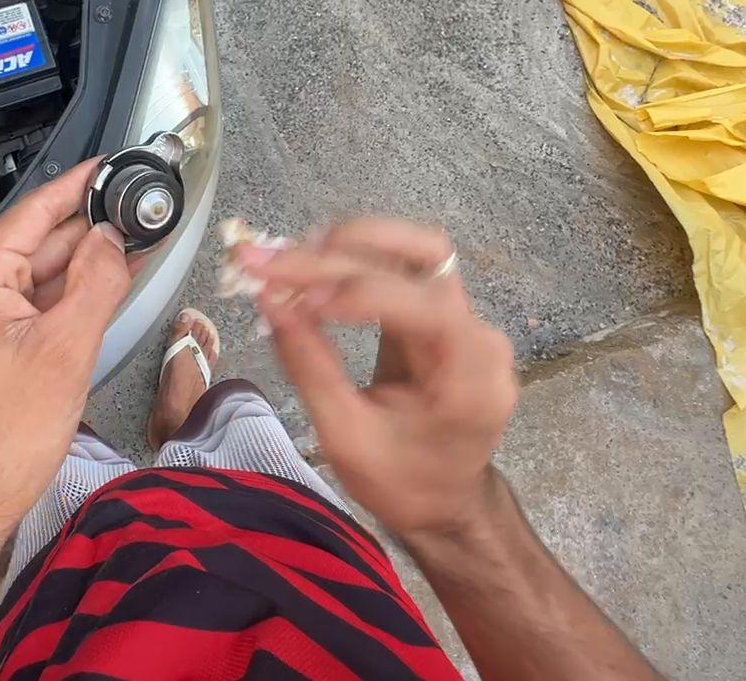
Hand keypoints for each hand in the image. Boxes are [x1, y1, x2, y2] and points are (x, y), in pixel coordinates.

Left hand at [0, 160, 133, 544]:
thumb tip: (112, 239)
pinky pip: (25, 299)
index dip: (79, 186)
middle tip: (135, 222)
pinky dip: (61, 295)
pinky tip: (96, 289)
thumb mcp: (66, 352)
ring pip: (34, 272)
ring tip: (127, 256)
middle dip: (89, 234)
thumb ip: (97, 283)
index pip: (34, 211)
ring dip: (79, 267)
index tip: (108, 167)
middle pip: (37, 241)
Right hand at [236, 218, 517, 542]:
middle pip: (416, 261)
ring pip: (413, 248)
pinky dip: (354, 255)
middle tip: (267, 261)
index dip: (358, 291)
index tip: (295, 299)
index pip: (423, 305)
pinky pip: (401, 264)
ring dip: (349, 241)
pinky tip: (313, 260)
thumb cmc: (402, 481)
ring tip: (291, 252)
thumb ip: (310, 365)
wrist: (445, 502)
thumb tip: (267, 299)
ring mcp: (465, 315)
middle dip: (334, 257)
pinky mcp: (441, 308)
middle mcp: (478, 332)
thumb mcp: (346, 437)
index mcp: (471, 376)